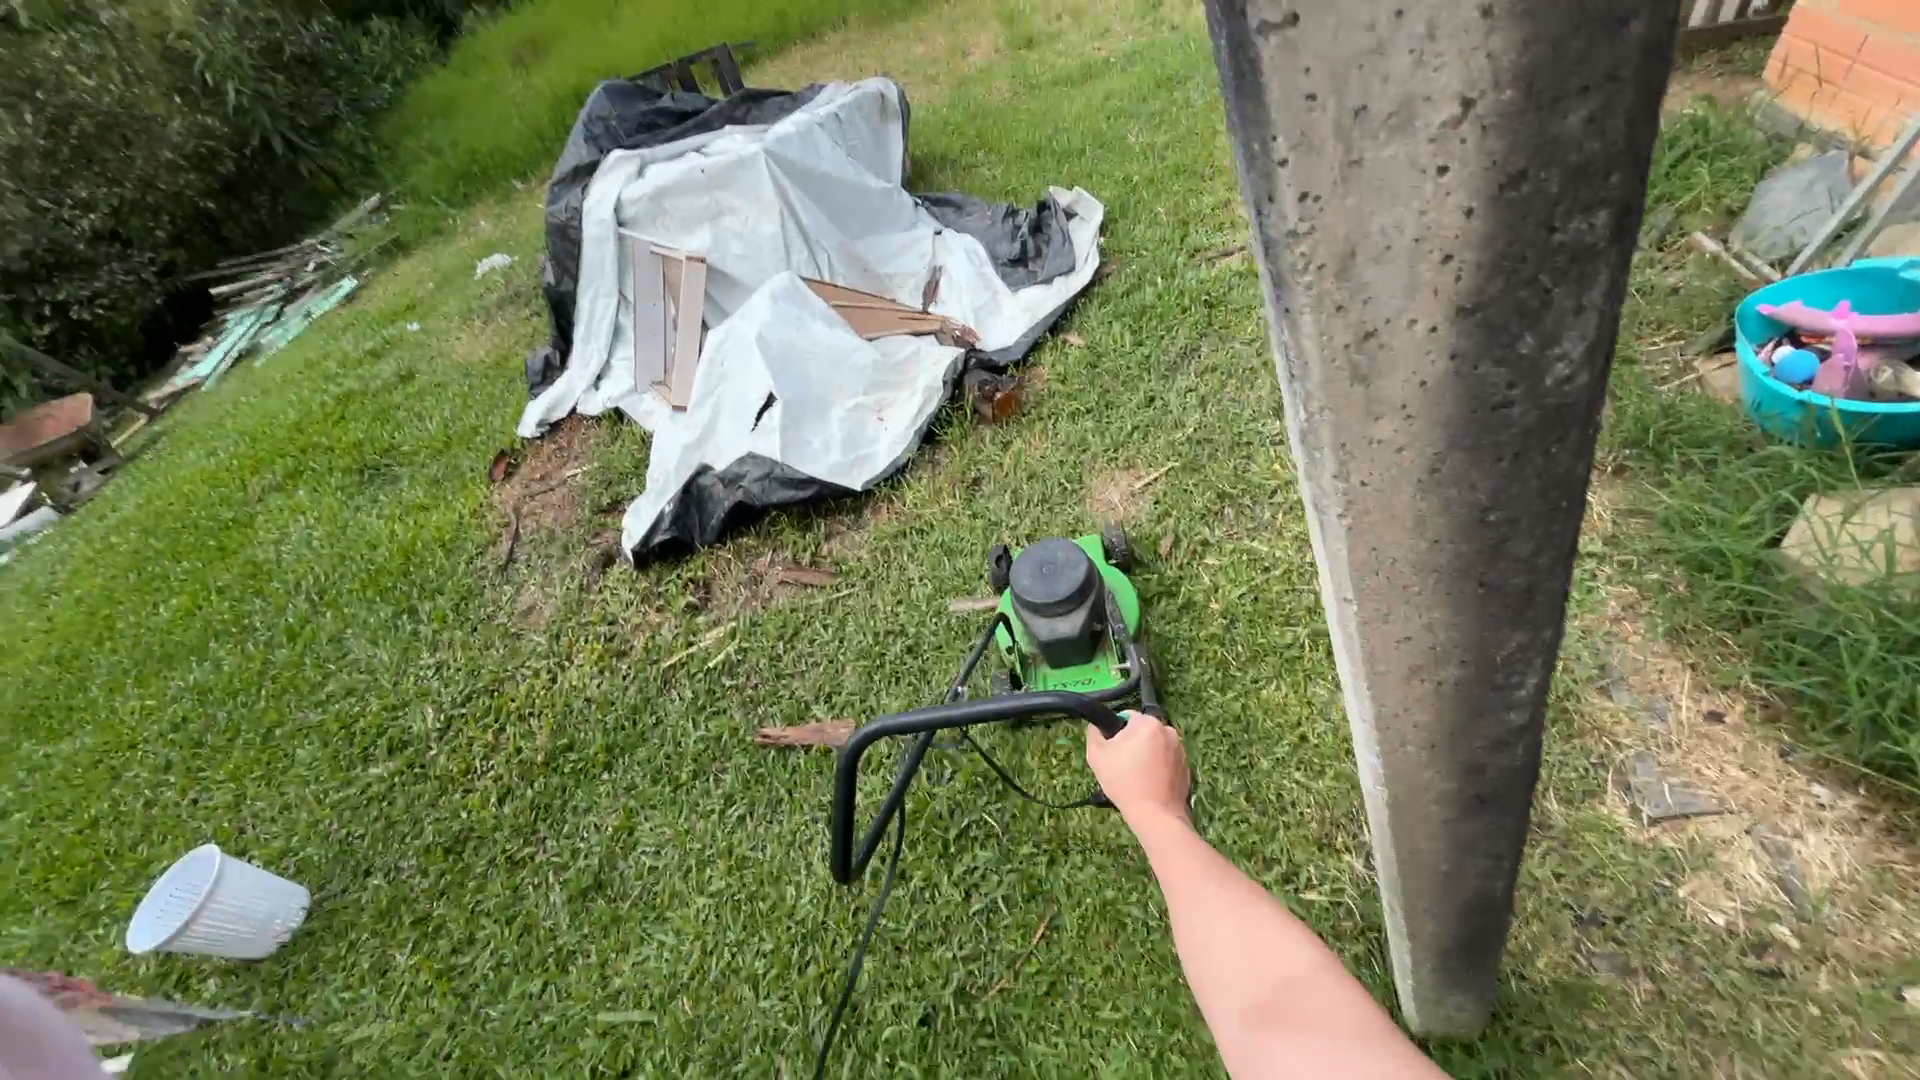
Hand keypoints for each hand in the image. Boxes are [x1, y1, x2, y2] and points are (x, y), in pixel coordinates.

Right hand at [1085, 711, 1189, 826]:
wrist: (1155, 814)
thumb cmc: (1124, 782)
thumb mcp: (1096, 755)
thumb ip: (1094, 733)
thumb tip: (1097, 726)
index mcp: (1148, 723)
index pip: (1127, 717)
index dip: (1115, 732)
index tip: (1113, 751)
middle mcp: (1168, 731)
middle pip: (1143, 731)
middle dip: (1133, 743)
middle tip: (1122, 765)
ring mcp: (1181, 749)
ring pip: (1156, 745)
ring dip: (1147, 754)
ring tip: (1137, 776)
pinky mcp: (1187, 766)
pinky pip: (1167, 760)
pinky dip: (1159, 767)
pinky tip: (1151, 783)